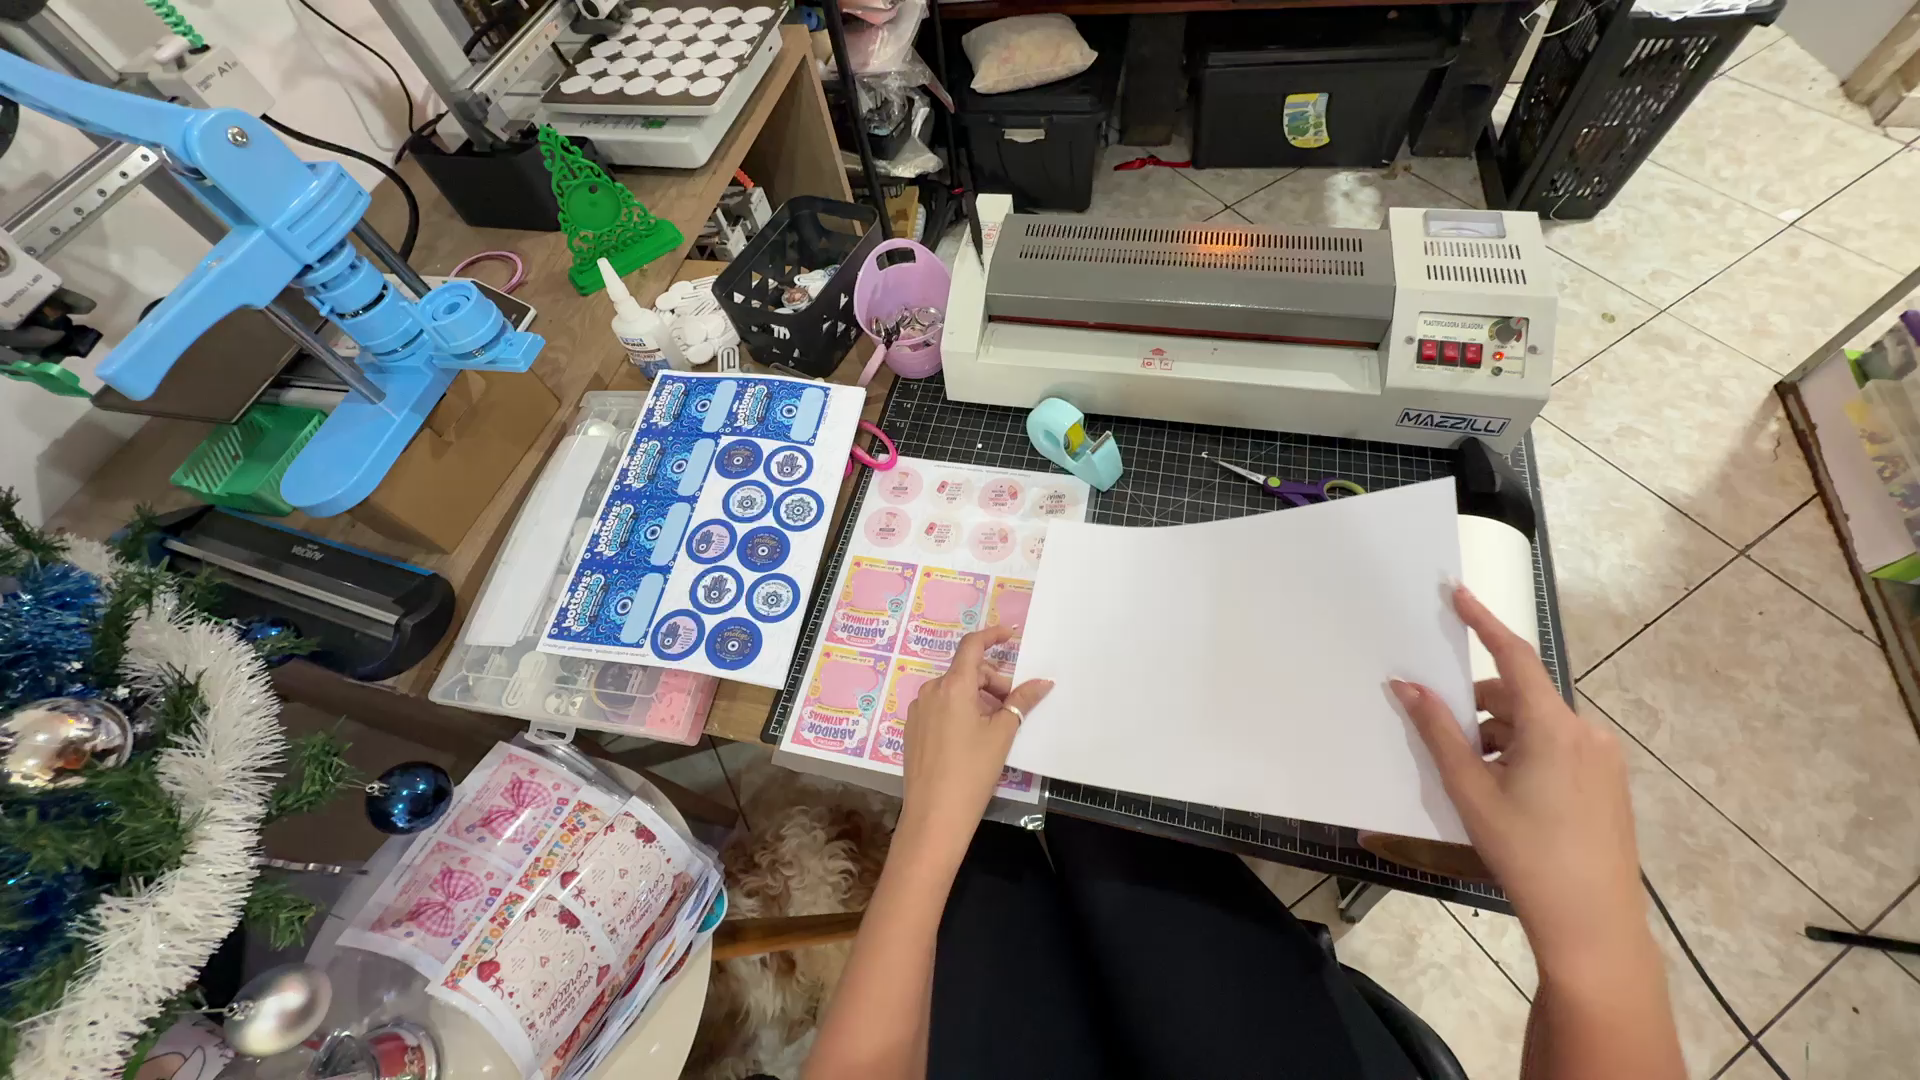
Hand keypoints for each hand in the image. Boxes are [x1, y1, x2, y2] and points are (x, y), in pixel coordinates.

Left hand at [900, 626, 1052, 851]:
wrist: (934, 816)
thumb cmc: (972, 772)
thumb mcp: (1002, 735)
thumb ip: (1021, 702)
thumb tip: (1043, 682)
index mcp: (953, 686)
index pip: (972, 645)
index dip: (992, 635)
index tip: (1010, 636)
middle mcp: (931, 691)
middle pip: (966, 671)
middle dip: (993, 681)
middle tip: (1012, 706)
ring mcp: (918, 710)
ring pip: (953, 690)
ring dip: (977, 698)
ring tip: (995, 727)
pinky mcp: (912, 729)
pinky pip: (940, 707)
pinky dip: (960, 710)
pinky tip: (972, 738)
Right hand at [1391, 586, 1644, 975]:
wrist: (1591, 921)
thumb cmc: (1524, 849)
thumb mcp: (1469, 787)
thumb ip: (1437, 730)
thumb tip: (1404, 685)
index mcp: (1554, 727)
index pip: (1514, 657)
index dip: (1484, 622)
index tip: (1457, 593)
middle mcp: (1586, 733)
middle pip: (1519, 696)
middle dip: (1479, 708)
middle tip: (1447, 743)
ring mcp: (1602, 759)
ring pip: (1534, 725)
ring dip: (1497, 736)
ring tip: (1475, 781)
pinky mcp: (1607, 781)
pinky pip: (1554, 746)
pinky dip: (1520, 753)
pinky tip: (1504, 793)